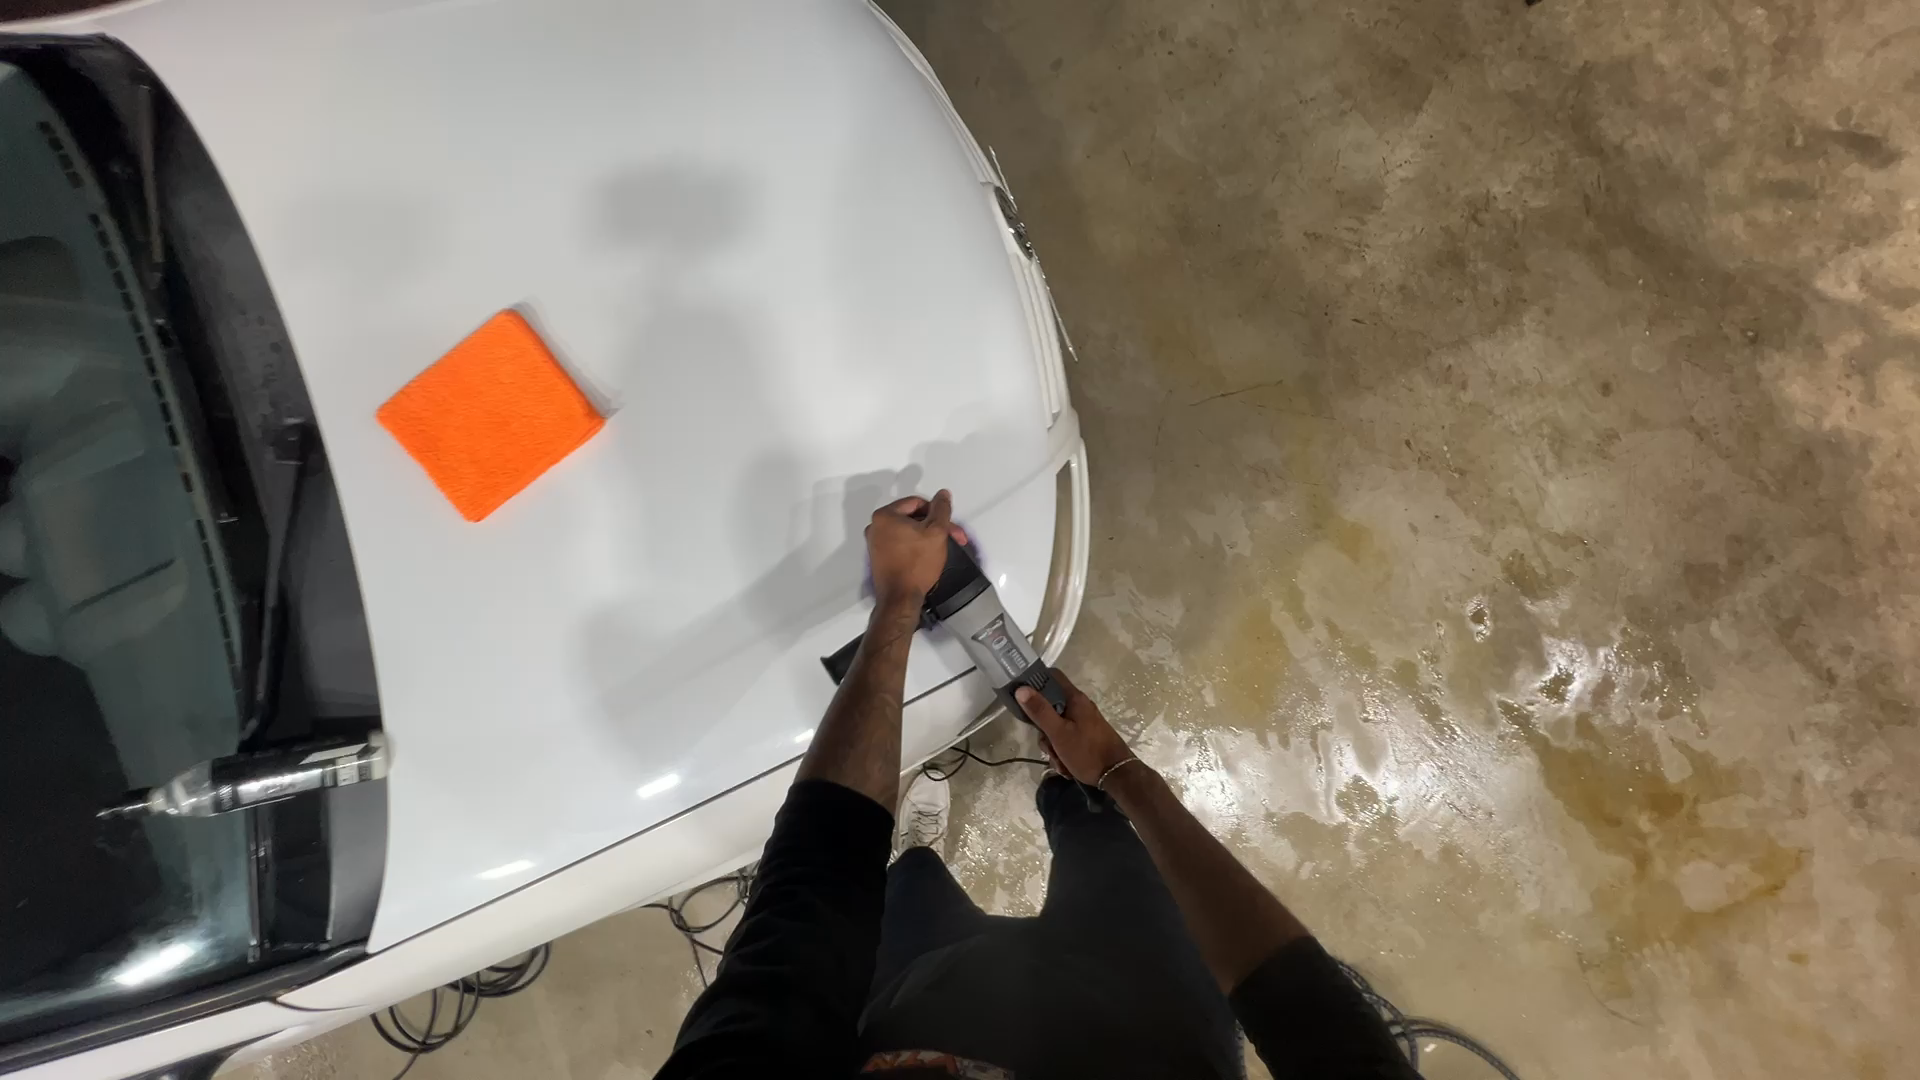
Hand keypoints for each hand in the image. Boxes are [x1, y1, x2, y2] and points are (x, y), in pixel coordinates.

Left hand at [866, 490, 966, 607]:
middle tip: (952, 536)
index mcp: (885, 515)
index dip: (937, 511)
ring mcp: (875, 543)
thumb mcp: (936, 531)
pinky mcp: (879, 557)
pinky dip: (915, 546)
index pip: (917, 502)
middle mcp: (875, 526)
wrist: (901, 598)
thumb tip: (943, 494)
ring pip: (908, 531)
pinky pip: (900, 543)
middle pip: (912, 517)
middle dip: (934, 526)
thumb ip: (942, 509)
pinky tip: (927, 556)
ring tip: (941, 548)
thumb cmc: (917, 564)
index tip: (948, 525)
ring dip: (927, 536)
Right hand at [1016, 668, 1134, 785]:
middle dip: (1043, 729)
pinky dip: (1063, 752)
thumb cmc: (1087, 751)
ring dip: (1053, 745)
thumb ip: (1040, 711)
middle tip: (1047, 744)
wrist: (1117, 775)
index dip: (1036, 681)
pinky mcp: (1086, 736)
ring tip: (1059, 761)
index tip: (1022, 695)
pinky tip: (1065, 766)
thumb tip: (1021, 689)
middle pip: (1050, 707)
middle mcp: (1079, 706)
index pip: (1052, 676)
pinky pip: (1066, 739)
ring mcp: (1084, 722)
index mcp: (1074, 699)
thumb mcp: (1059, 733)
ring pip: (1057, 727)